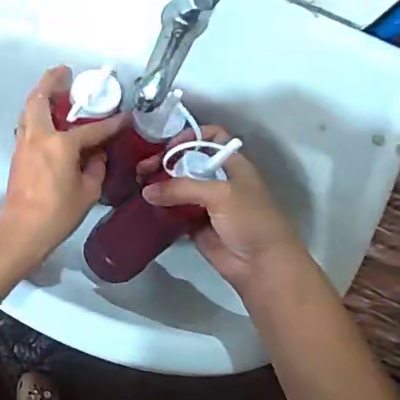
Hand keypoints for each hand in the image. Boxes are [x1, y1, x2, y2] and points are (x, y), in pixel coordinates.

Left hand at [0, 67, 128, 267]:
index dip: (111, 123)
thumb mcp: (88, 192)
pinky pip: (27, 124)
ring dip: (40, 96)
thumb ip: (95, 168)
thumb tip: (97, 155)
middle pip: (40, 99)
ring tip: (54, 91)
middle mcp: (38, 137)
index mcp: (60, 145)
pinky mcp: (17, 155)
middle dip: (51, 81)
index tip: (125, 116)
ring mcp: (24, 144)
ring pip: (29, 110)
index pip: (91, 129)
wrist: (23, 231)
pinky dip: (36, 114)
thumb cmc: (58, 213)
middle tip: (65, 73)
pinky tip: (48, 119)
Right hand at [139, 124, 310, 296]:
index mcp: (232, 164)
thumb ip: (183, 188)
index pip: (211, 137)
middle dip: (165, 162)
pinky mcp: (196, 226)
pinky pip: (175, 213)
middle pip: (188, 162)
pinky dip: (161, 209)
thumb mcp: (221, 194)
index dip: (191, 136)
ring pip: (179, 188)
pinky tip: (143, 207)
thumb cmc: (250, 219)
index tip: (168, 146)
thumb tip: (147, 192)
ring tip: (137, 186)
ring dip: (159, 186)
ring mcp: (207, 204)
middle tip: (142, 169)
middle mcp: (218, 180)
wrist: (262, 264)